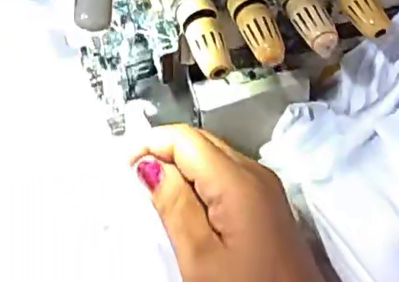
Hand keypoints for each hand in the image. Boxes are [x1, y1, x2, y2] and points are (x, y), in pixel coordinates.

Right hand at [132, 125, 322, 281]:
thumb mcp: (201, 261)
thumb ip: (173, 204)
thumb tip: (149, 163)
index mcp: (239, 181)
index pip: (182, 137)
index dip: (148, 145)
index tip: (125, 170)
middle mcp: (257, 175)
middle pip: (198, 142)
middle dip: (164, 154)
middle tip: (137, 184)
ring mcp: (269, 193)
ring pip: (212, 158)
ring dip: (183, 170)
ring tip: (159, 200)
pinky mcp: (273, 212)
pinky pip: (228, 179)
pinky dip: (203, 186)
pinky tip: (191, 214)